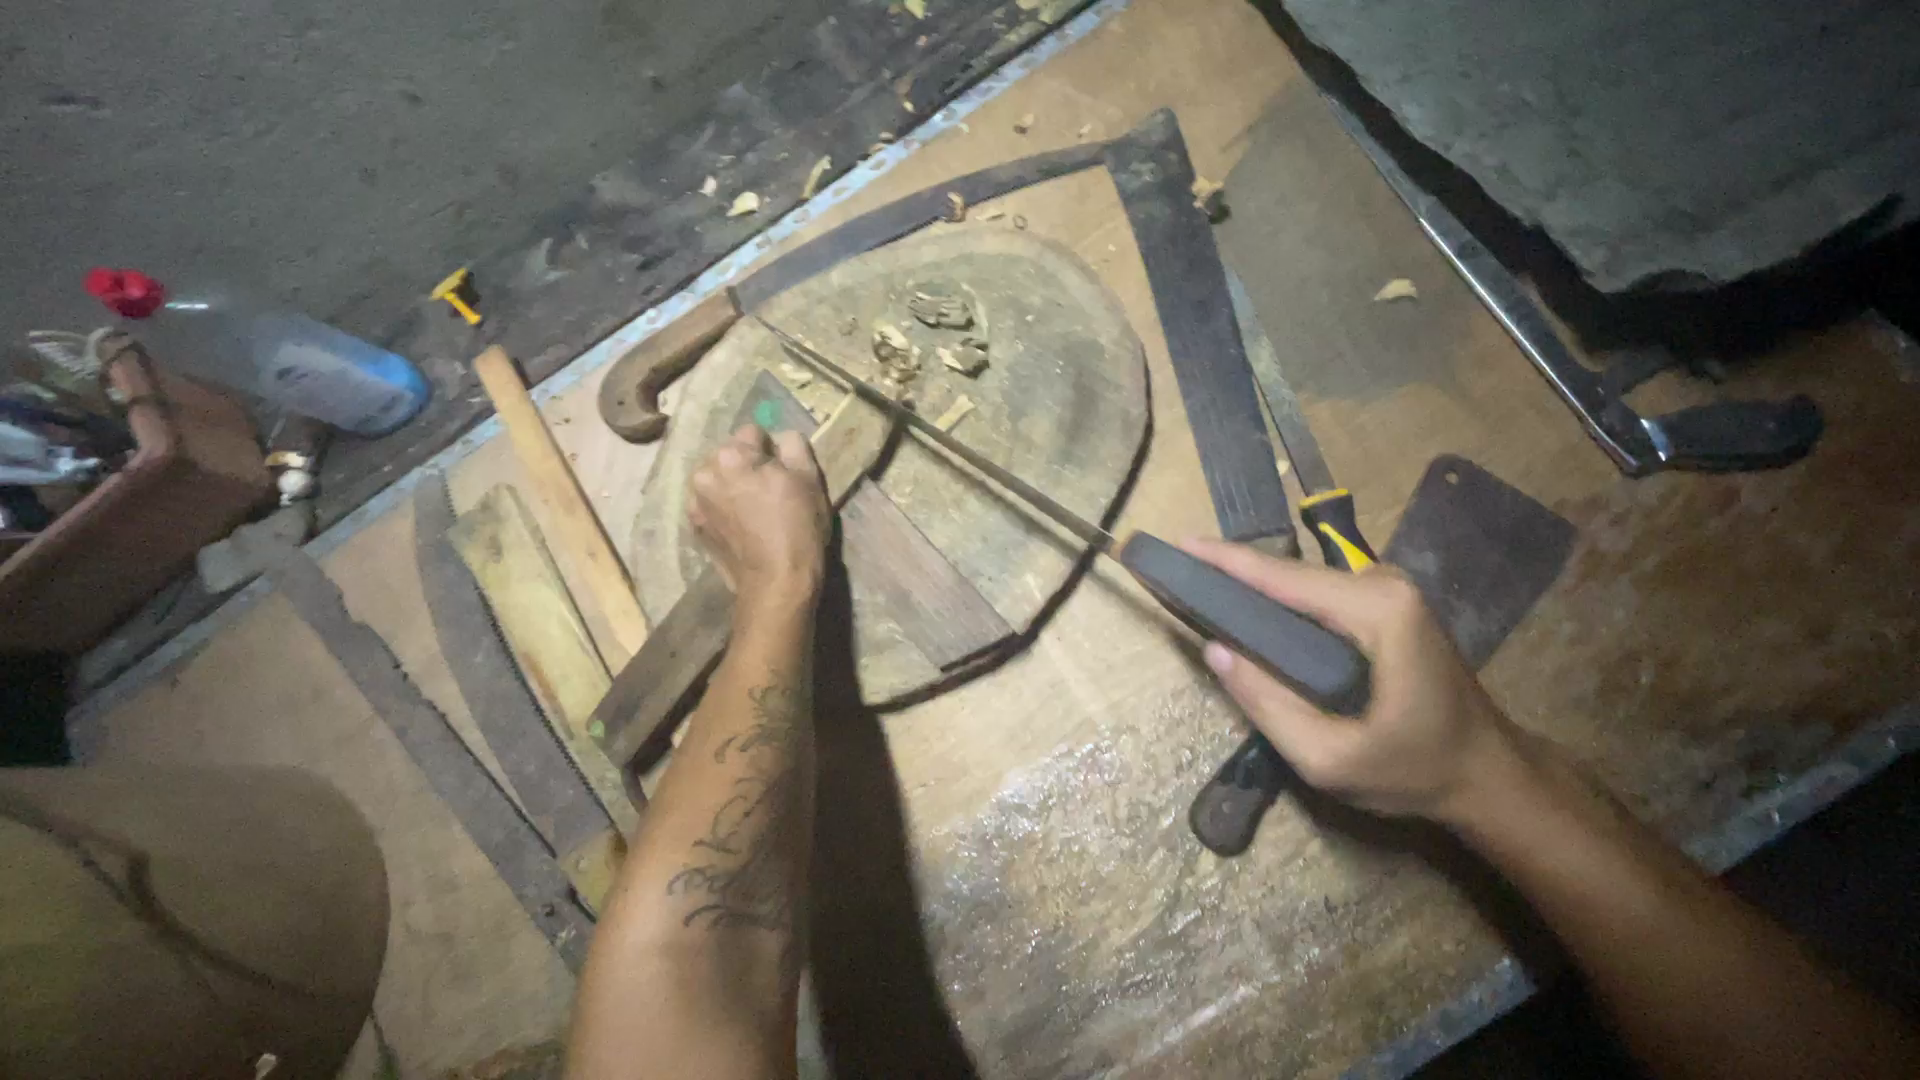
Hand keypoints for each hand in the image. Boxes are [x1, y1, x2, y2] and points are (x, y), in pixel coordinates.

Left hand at [688, 424, 830, 610]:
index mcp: (732, 456)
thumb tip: (781, 437)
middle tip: (768, 492)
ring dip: (731, 484)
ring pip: (716, 477)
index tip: (784, 474)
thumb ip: (794, 444)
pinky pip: (709, 502)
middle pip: (729, 454)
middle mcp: (704, 472)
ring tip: (752, 509)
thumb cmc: (798, 528)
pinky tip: (740, 525)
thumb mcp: (810, 479)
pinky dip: (722, 506)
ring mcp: (694, 501)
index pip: (753, 432)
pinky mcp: (694, 525)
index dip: (773, 451)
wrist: (776, 582)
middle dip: (746, 465)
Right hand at [1181, 538, 1526, 822]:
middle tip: (1176, 573)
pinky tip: (1244, 610)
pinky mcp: (1386, 603)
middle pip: (1289, 573)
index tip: (1177, 544)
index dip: (1223, 560)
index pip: (1282, 577)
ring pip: (1300, 582)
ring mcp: (1388, 590)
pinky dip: (1276, 599)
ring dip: (1250, 586)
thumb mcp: (1329, 759)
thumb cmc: (1415, 771)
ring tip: (1198, 590)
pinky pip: (1316, 595)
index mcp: (1377, 611)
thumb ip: (1266, 704)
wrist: (1490, 776)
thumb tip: (1215, 650)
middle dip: (1230, 571)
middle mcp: (1383, 584)